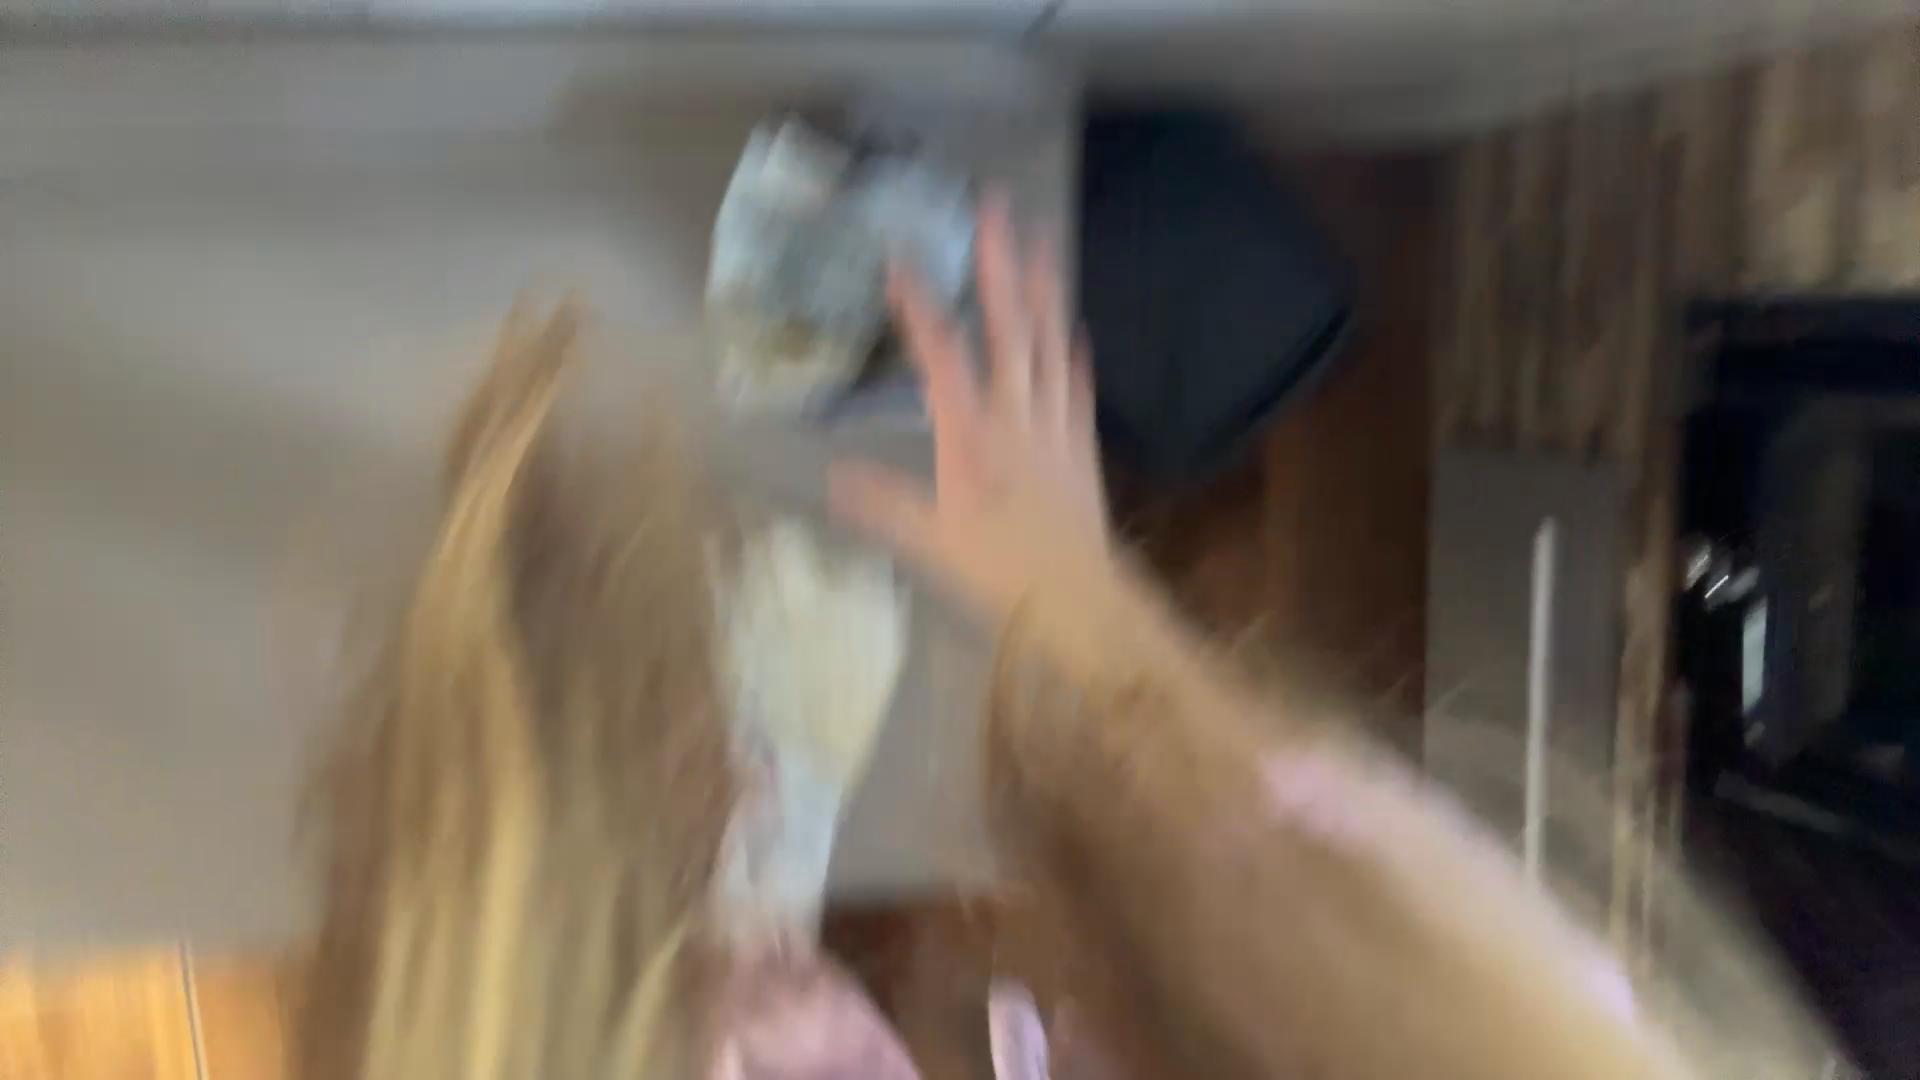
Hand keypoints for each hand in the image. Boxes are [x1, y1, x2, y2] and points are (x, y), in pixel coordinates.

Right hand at [829, 192, 1114, 631]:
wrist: (1078, 601)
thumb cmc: (999, 573)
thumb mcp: (930, 544)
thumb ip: (883, 505)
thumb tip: (832, 477)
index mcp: (972, 436)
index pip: (940, 357)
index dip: (919, 305)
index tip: (899, 258)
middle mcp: (1016, 417)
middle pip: (1008, 331)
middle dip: (1000, 267)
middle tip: (998, 208)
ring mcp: (1054, 427)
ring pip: (1050, 347)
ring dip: (1046, 292)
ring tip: (1043, 242)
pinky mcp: (1080, 445)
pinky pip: (1078, 388)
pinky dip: (1075, 355)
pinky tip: (1076, 330)